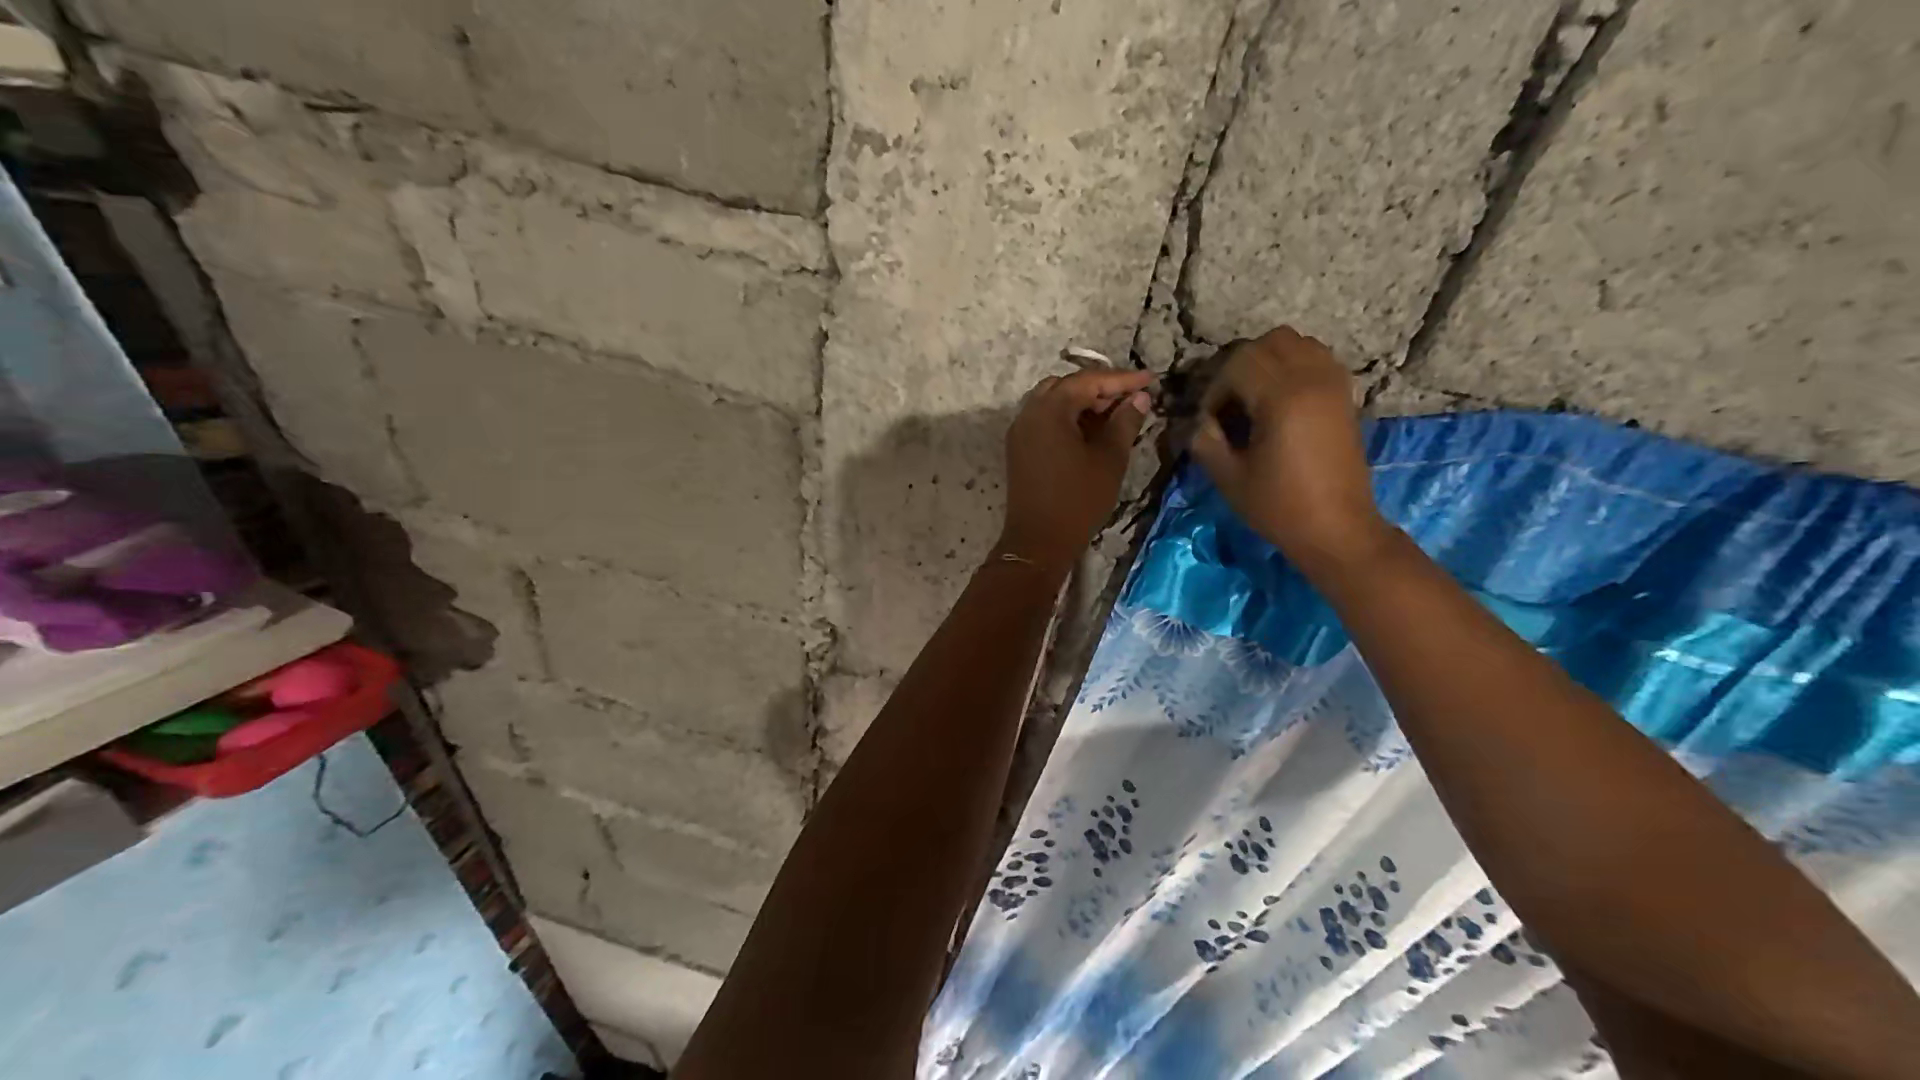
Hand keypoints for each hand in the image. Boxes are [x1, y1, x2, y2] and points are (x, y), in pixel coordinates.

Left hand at [997, 367, 1154, 571]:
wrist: (1038, 542)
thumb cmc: (1078, 500)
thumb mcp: (1109, 459)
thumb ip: (1124, 423)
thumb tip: (1139, 398)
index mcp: (1049, 410)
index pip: (1088, 381)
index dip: (1121, 379)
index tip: (1150, 380)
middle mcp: (1029, 413)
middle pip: (1066, 386)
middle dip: (1099, 389)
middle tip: (1129, 400)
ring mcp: (1020, 432)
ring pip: (1052, 403)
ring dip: (1082, 404)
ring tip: (1113, 416)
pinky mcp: (1019, 449)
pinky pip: (1044, 421)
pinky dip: (1067, 419)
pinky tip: (1090, 433)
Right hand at [1190, 327, 1393, 576]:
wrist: (1336, 528)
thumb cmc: (1279, 506)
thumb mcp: (1228, 477)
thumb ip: (1205, 440)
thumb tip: (1198, 422)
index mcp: (1283, 397)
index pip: (1238, 363)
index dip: (1215, 389)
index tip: (1211, 422)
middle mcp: (1312, 379)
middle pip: (1267, 343)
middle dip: (1239, 368)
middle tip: (1229, 405)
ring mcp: (1333, 384)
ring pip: (1295, 343)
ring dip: (1268, 361)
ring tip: (1254, 398)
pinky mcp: (1344, 395)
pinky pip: (1316, 357)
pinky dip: (1293, 366)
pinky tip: (1280, 400)